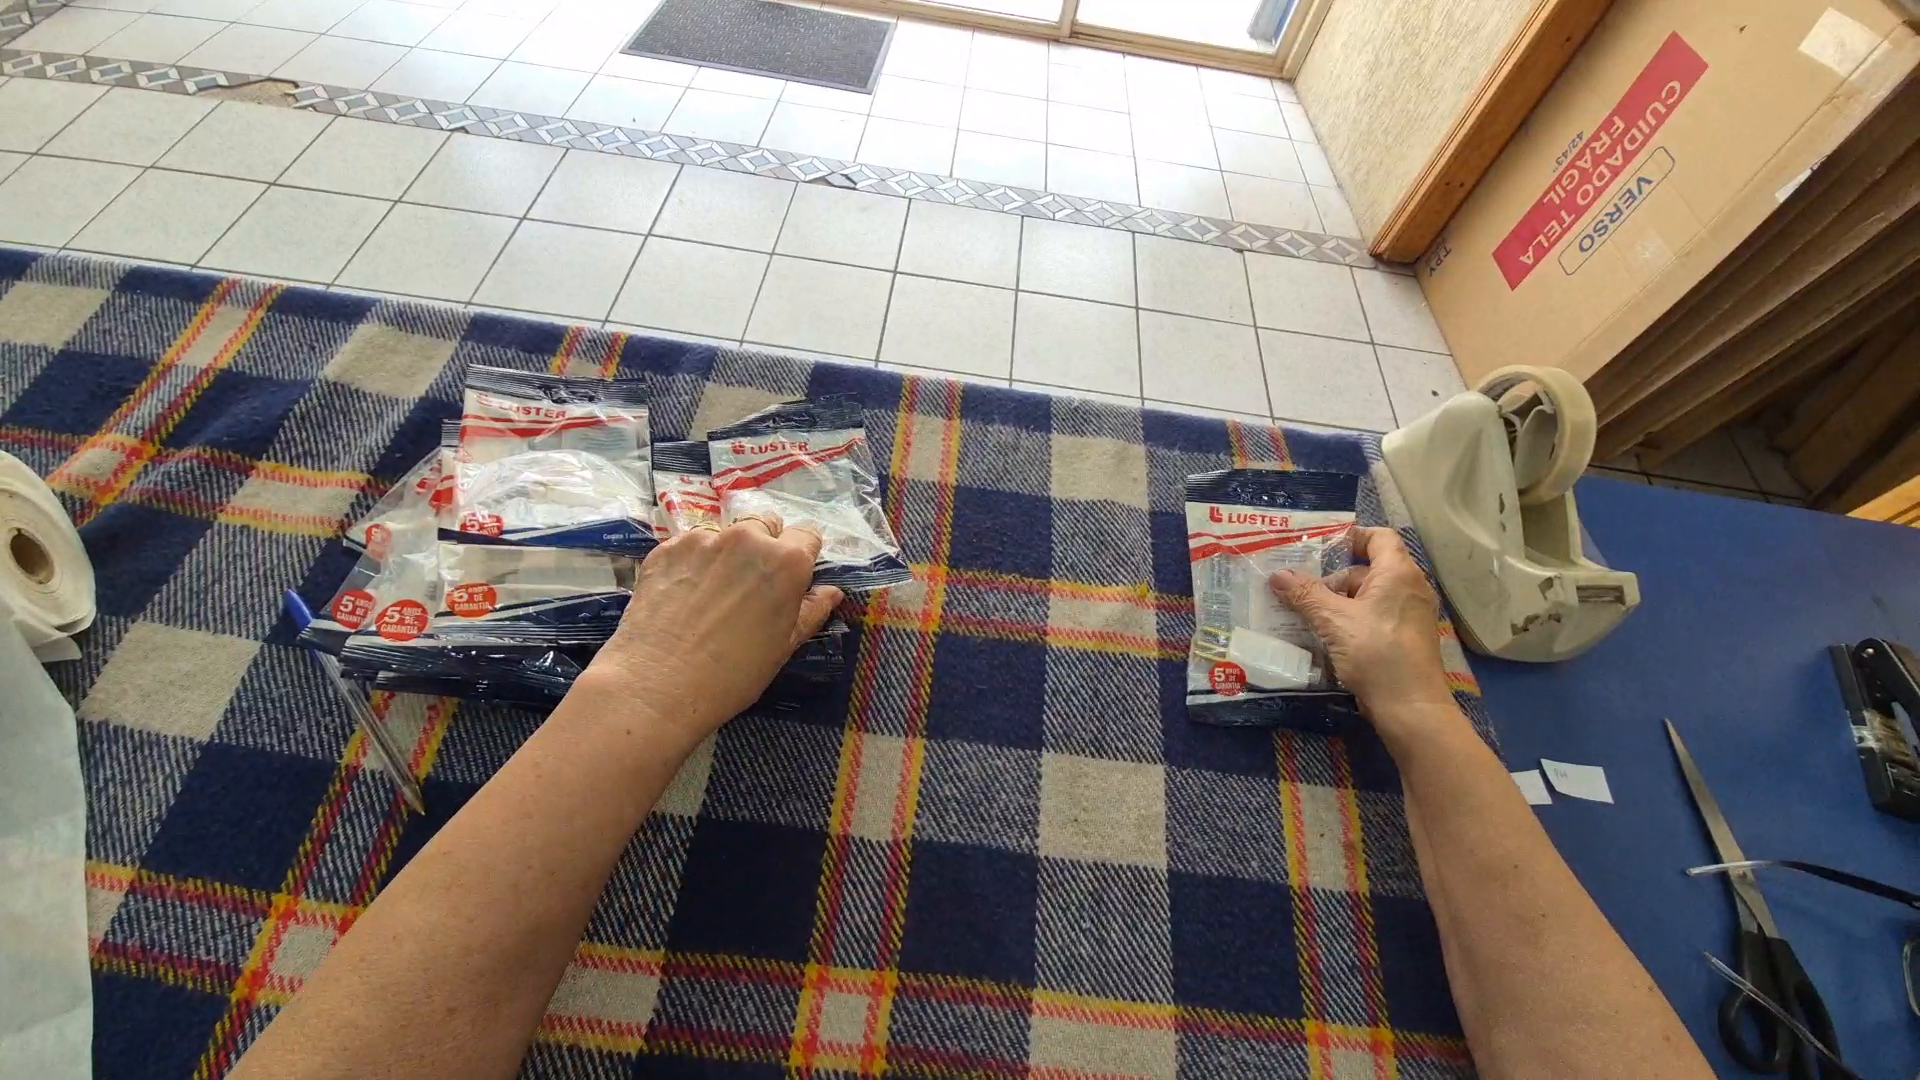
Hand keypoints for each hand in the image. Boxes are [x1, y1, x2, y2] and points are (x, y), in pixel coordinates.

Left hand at [589, 514, 842, 743]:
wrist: (657, 685)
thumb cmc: (734, 673)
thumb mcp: (784, 646)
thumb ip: (811, 611)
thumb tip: (831, 592)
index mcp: (786, 561)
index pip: (807, 535)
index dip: (803, 554)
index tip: (794, 575)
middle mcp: (747, 538)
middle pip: (766, 525)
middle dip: (765, 546)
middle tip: (751, 584)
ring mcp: (703, 539)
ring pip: (726, 534)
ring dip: (727, 553)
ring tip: (713, 593)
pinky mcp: (666, 548)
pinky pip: (690, 546)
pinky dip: (693, 562)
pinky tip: (683, 595)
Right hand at [1269, 526, 1452, 723]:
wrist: (1410, 707)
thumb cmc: (1375, 653)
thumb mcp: (1333, 620)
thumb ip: (1304, 594)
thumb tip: (1277, 575)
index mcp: (1398, 573)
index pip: (1379, 537)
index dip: (1350, 536)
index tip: (1319, 547)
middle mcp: (1410, 588)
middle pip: (1367, 568)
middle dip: (1333, 578)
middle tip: (1300, 589)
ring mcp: (1409, 614)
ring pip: (1368, 595)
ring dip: (1337, 601)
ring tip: (1305, 614)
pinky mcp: (1404, 637)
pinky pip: (1373, 616)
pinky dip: (1350, 619)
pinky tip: (1325, 634)